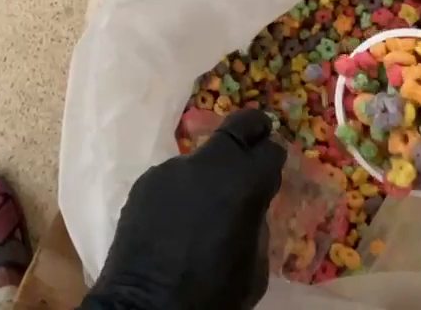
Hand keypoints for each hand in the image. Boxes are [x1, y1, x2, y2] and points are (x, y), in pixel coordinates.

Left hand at [80, 109, 285, 309]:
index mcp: (243, 183)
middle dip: (251, 130)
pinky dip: (182, 191)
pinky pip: (174, 178)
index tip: (274, 165)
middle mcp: (208, 164)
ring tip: (205, 206)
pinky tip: (177, 219)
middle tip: (258, 136)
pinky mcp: (146, 181)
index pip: (270, 150)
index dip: (274, 157)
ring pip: (201, 159)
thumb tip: (252, 205)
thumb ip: (257, 224)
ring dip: (209, 174)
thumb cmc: (213, 295)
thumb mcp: (254, 268)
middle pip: (237, 127)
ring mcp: (173, 168)